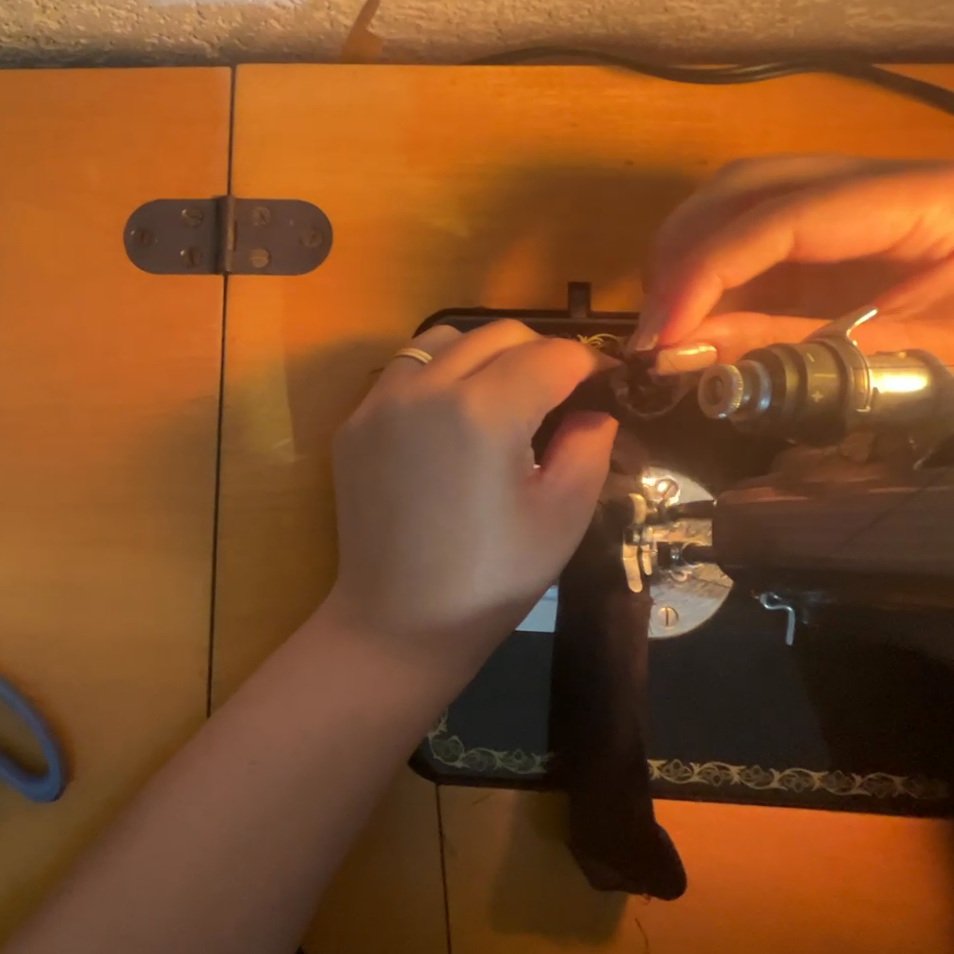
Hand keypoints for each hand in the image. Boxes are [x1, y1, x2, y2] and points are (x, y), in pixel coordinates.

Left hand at [326, 321, 615, 671]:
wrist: (397, 617)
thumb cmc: (489, 578)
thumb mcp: (562, 515)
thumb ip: (588, 445)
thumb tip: (591, 409)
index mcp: (482, 412)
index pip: (549, 356)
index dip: (588, 365)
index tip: (602, 384)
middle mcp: (422, 392)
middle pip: (495, 335)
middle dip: (536, 354)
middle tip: (556, 394)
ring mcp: (377, 406)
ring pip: (439, 343)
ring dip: (479, 355)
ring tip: (499, 398)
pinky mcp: (351, 427)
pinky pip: (400, 375)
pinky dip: (433, 378)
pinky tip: (448, 420)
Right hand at [634, 157, 953, 373]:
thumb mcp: (904, 373)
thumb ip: (786, 353)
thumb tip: (672, 354)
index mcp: (951, 198)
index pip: (789, 214)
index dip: (706, 270)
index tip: (658, 335)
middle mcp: (902, 182)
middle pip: (753, 186)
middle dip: (684, 255)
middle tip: (654, 331)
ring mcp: (867, 206)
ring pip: (739, 201)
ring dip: (686, 260)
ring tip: (668, 328)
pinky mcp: (841, 241)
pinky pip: (749, 240)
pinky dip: (705, 276)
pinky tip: (693, 320)